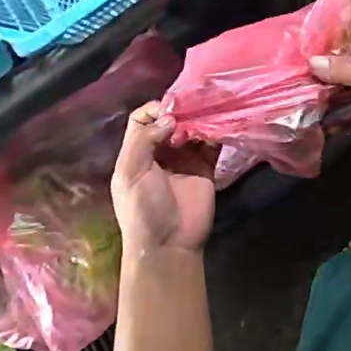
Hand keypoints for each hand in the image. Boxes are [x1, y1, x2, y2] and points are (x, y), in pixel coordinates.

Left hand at [112, 102, 216, 255]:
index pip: (143, 120)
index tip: (170, 108)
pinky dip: (215, 133)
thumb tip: (170, 118)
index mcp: (136, 153)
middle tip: (193, 106)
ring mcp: (184, 161)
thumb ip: (145, 140)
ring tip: (208, 112)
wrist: (169, 244)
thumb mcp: (131, 173)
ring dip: (199, 120)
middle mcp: (160, 153)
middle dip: (180, 112)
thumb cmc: (143, 209)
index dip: (154, 110)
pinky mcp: (205, 169)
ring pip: (191, 131)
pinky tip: (219, 124)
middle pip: (170, 122)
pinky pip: (211, 146)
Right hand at [309, 40, 350, 156]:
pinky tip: (317, 121)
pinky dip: (340, 117)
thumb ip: (343, 69)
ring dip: (329, 99)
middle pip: (345, 72)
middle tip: (291, 84)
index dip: (324, 53)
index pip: (347, 47)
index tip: (298, 59)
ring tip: (298, 103)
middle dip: (322, 79)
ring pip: (348, 93)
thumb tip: (312, 60)